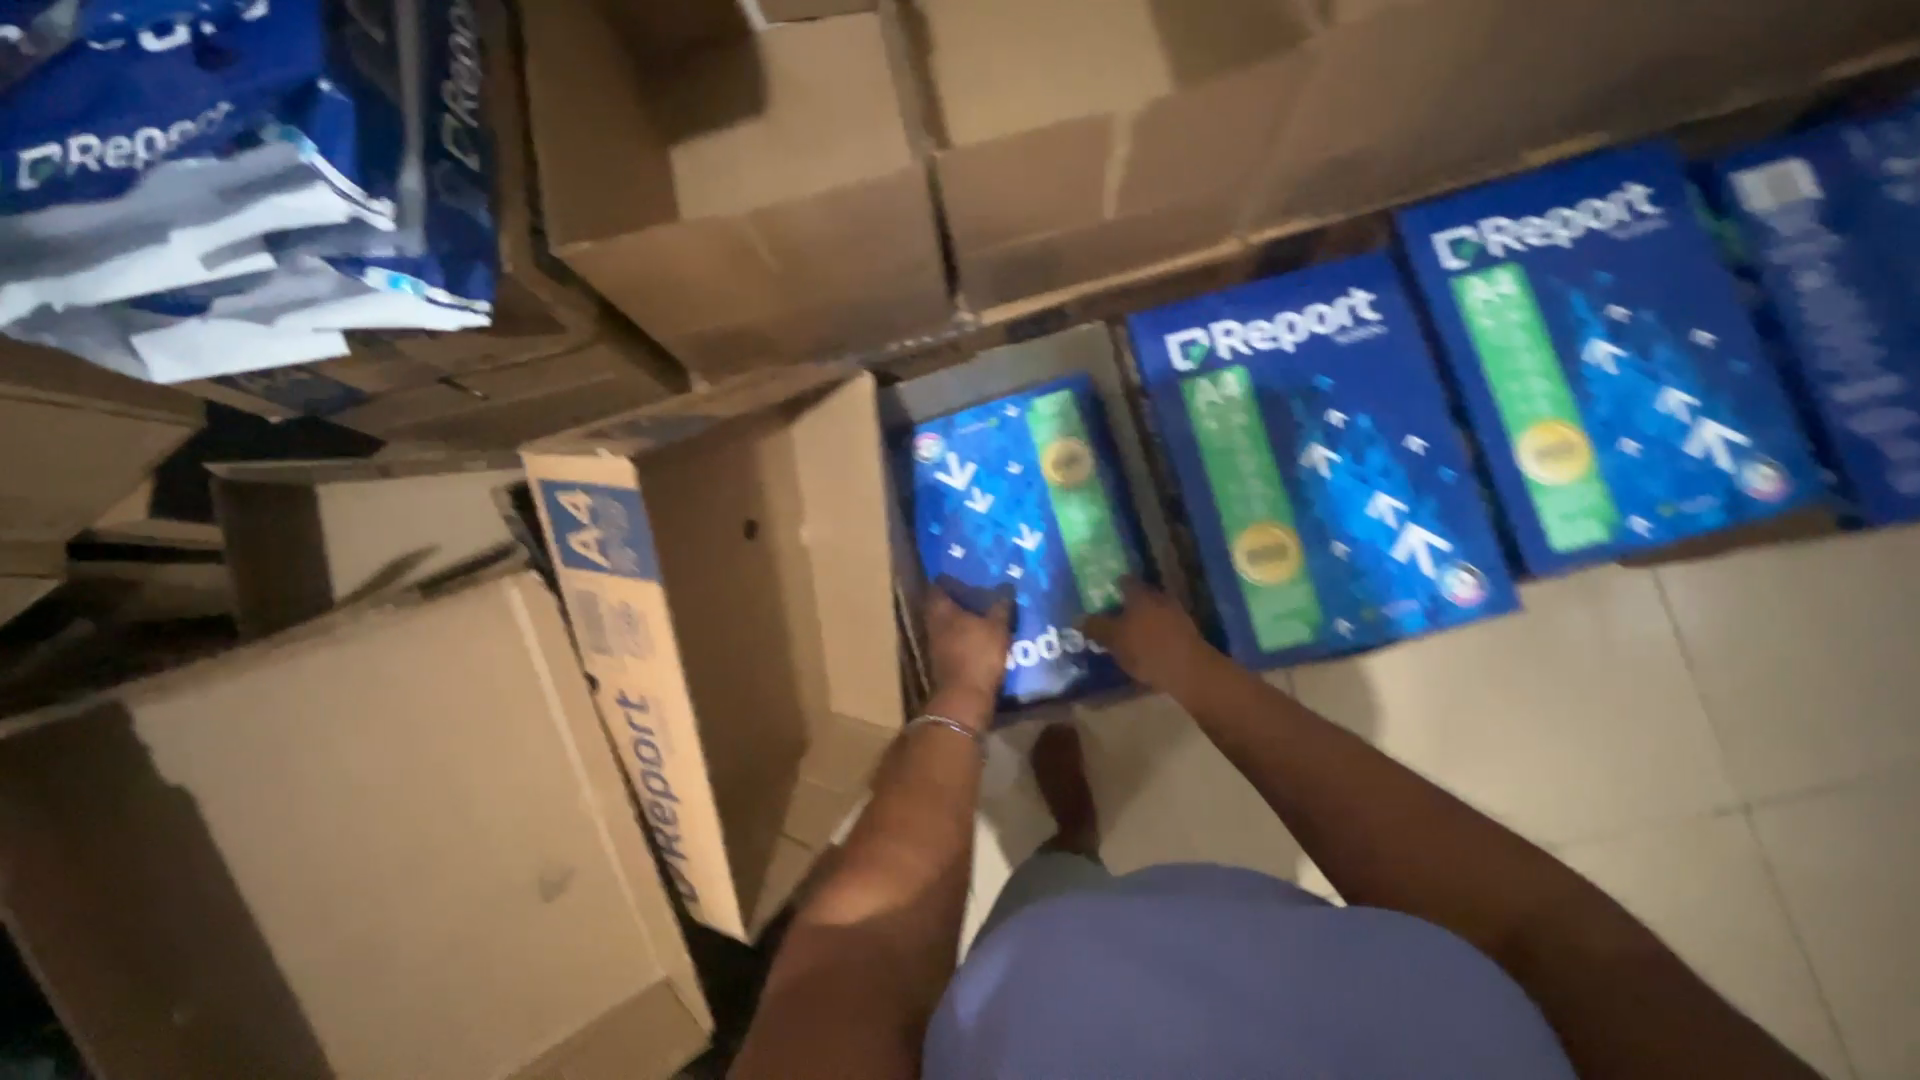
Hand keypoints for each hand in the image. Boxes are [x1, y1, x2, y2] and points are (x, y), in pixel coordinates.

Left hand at [925, 588, 1009, 727]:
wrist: (964, 697)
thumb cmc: (978, 654)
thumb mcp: (997, 627)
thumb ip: (1001, 606)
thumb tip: (1006, 586)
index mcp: (941, 610)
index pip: (938, 586)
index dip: (949, 579)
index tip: (965, 575)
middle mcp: (933, 625)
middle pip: (941, 606)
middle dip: (958, 600)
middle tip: (978, 594)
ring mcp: (935, 645)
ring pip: (947, 625)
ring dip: (961, 620)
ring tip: (983, 614)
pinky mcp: (942, 662)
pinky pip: (952, 641)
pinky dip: (964, 636)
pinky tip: (980, 636)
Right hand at [1080, 578, 1221, 696]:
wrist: (1189, 670)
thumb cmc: (1146, 649)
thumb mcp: (1113, 640)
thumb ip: (1095, 627)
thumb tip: (1078, 618)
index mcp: (1140, 594)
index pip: (1124, 582)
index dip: (1113, 587)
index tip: (1104, 596)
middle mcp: (1160, 597)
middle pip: (1141, 596)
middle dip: (1128, 605)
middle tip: (1114, 616)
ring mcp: (1177, 613)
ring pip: (1154, 611)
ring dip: (1143, 619)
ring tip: (1130, 633)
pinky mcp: (1187, 631)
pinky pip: (1165, 626)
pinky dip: (1155, 631)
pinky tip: (1148, 645)